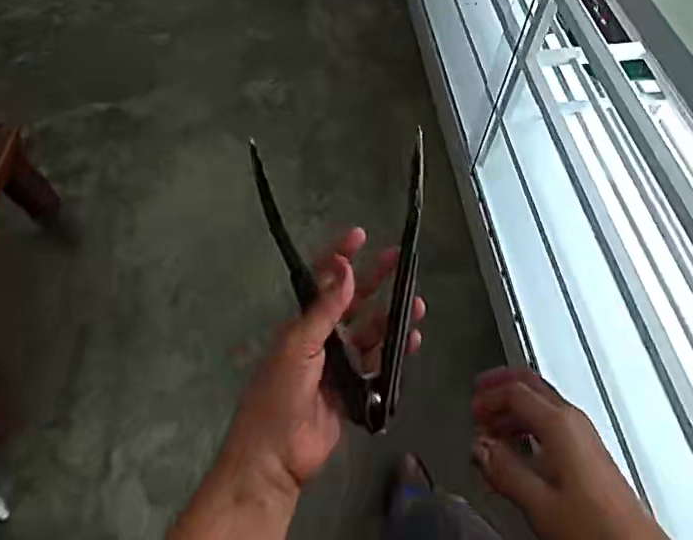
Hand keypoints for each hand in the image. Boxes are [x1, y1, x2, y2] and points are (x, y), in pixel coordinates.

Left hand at [216, 227, 426, 501]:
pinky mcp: (356, 390)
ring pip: (372, 330)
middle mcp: (324, 337)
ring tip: (416, 302)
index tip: (359, 236)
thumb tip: (344, 268)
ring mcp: (341, 364)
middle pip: (354, 300)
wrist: (276, 456)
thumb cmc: (277, 395)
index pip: (325, 280)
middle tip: (397, 258)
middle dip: (375, 277)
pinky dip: (397, 350)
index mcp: (304, 322)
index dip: (341, 256)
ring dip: (393, 315)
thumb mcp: (297, 345)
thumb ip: (325, 309)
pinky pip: (380, 364)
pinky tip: (412, 339)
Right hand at [472, 368, 667, 539]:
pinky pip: (551, 422)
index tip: (473, 408)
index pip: (516, 390)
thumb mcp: (538, 502)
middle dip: (501, 387)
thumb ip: (504, 470)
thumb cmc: (597, 527)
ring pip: (540, 403)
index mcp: (560, 423)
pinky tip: (517, 448)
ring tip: (491, 427)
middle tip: (479, 396)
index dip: (489, 396)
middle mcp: (573, 420)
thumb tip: (480, 447)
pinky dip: (527, 424)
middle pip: (531, 385)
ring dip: (512, 408)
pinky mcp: (587, 450)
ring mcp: (583, 434)